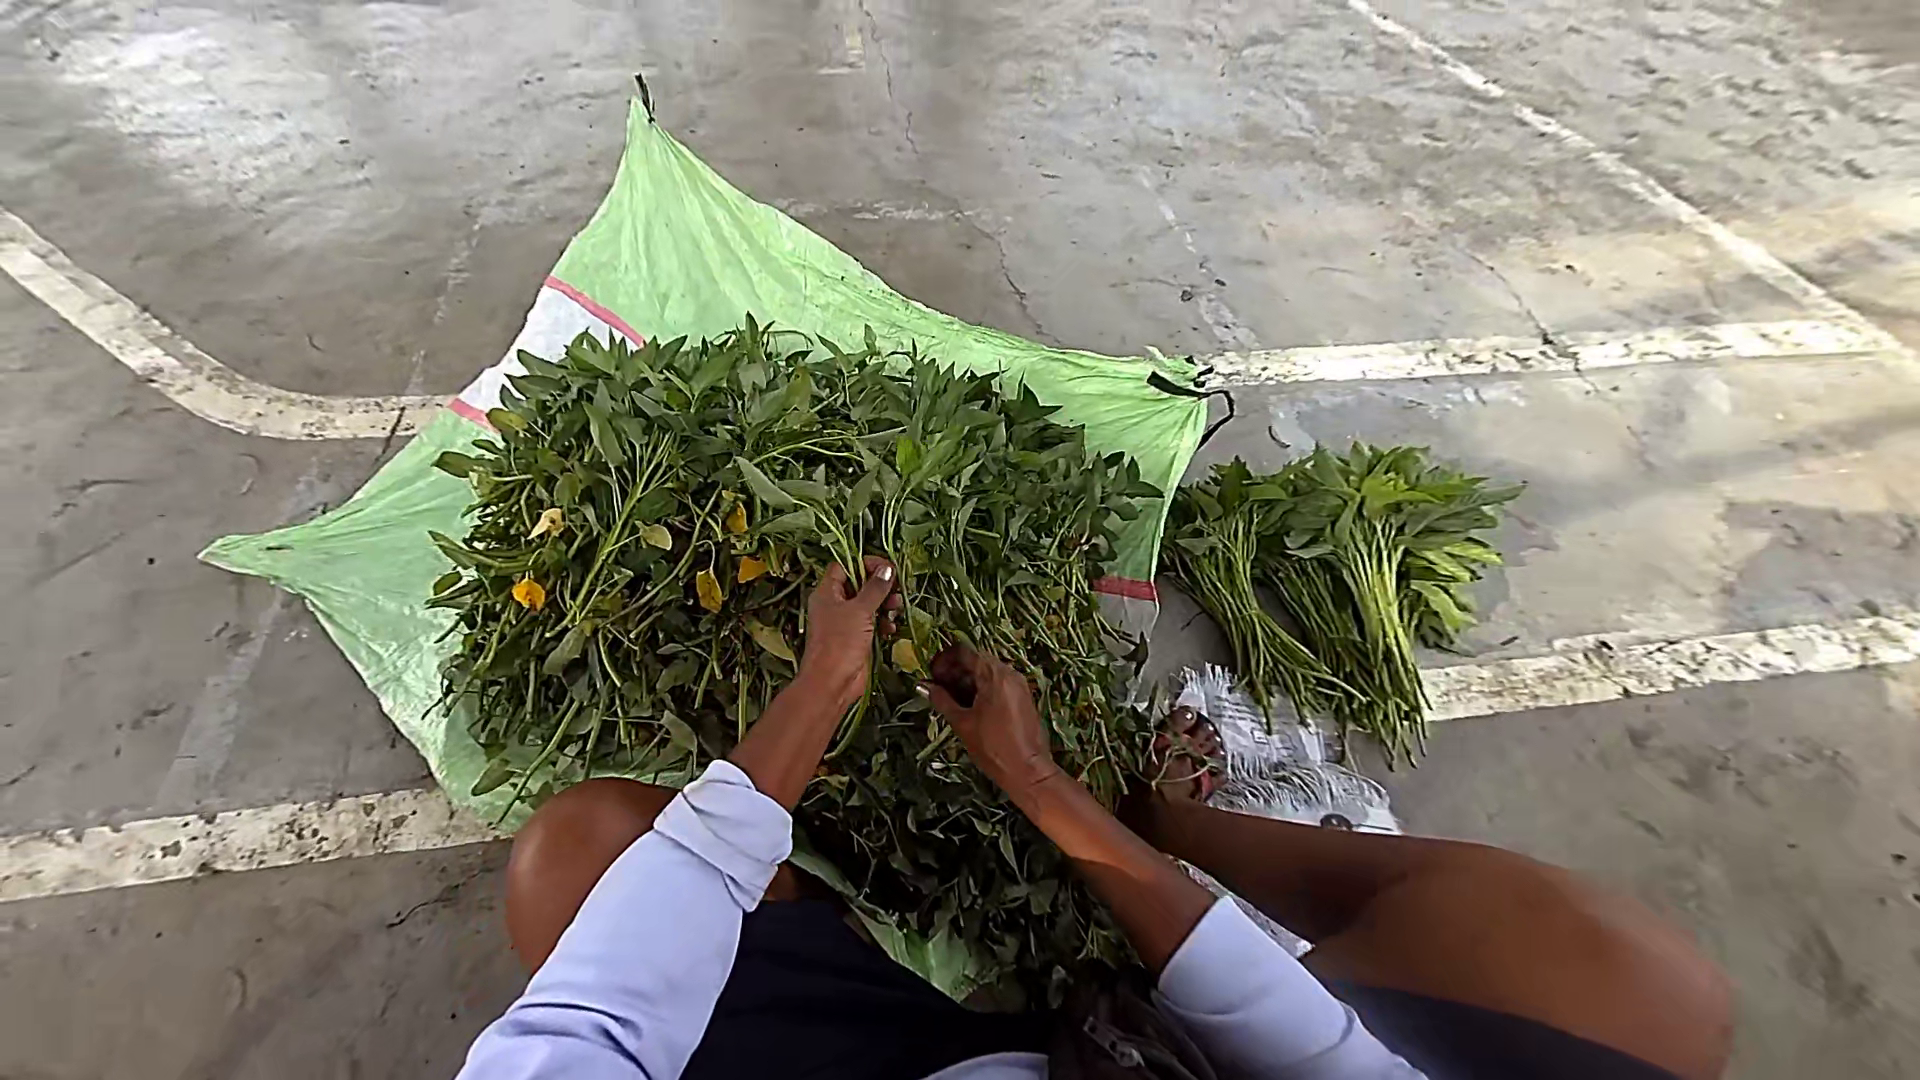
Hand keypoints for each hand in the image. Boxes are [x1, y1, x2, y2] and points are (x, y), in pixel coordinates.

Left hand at [798, 557, 899, 708]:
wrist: (832, 682)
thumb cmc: (840, 642)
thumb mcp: (860, 610)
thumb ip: (875, 588)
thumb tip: (887, 569)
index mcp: (827, 592)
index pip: (845, 566)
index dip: (865, 564)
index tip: (886, 568)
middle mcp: (834, 604)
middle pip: (859, 584)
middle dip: (879, 585)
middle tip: (896, 589)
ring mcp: (844, 622)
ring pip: (867, 604)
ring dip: (884, 604)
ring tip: (896, 608)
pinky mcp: (855, 638)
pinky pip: (871, 622)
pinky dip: (882, 622)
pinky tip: (890, 629)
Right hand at [920, 645, 1060, 798]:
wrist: (1027, 771)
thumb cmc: (992, 747)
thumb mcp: (962, 722)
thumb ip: (941, 700)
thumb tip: (923, 686)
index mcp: (994, 674)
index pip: (964, 652)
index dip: (944, 660)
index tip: (932, 675)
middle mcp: (1009, 673)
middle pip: (976, 660)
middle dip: (954, 671)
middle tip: (937, 688)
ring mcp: (1018, 684)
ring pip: (987, 672)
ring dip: (966, 680)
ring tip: (950, 699)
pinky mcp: (1022, 697)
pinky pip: (998, 683)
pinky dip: (981, 688)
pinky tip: (968, 705)